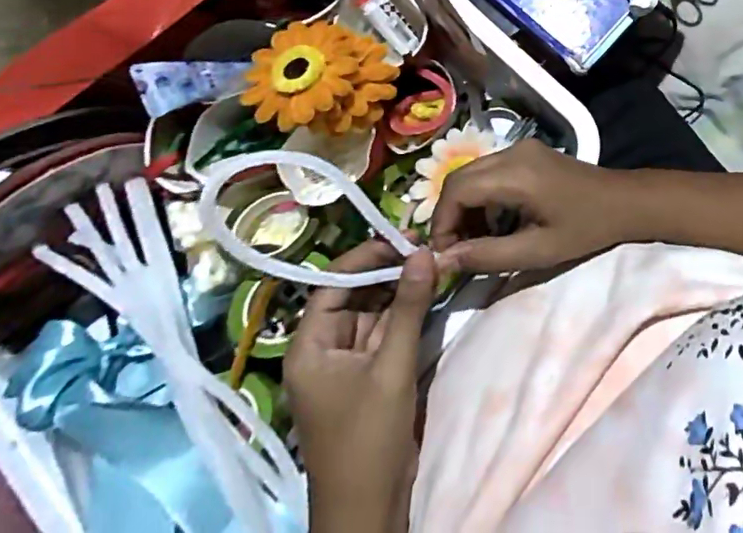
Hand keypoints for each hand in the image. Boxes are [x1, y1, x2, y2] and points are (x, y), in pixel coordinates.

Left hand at [284, 243, 440, 532]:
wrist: (368, 505)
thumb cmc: (368, 436)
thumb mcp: (392, 366)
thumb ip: (408, 307)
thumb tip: (424, 252)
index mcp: (309, 347)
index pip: (331, 285)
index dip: (364, 258)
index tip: (403, 238)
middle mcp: (324, 350)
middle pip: (354, 296)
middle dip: (389, 271)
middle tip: (427, 246)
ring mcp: (348, 363)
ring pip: (374, 311)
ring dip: (401, 289)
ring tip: (433, 261)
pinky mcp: (370, 374)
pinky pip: (386, 331)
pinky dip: (406, 312)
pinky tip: (429, 291)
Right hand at [429, 140, 634, 274]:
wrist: (624, 201)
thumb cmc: (586, 228)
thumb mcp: (537, 251)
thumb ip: (487, 255)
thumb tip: (443, 261)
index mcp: (515, 173)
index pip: (456, 190)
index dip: (442, 223)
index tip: (446, 255)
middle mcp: (514, 152)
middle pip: (459, 177)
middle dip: (450, 215)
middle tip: (456, 251)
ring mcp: (522, 148)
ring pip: (472, 173)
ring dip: (465, 206)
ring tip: (474, 242)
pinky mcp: (529, 152)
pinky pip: (490, 171)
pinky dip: (482, 196)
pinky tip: (494, 223)